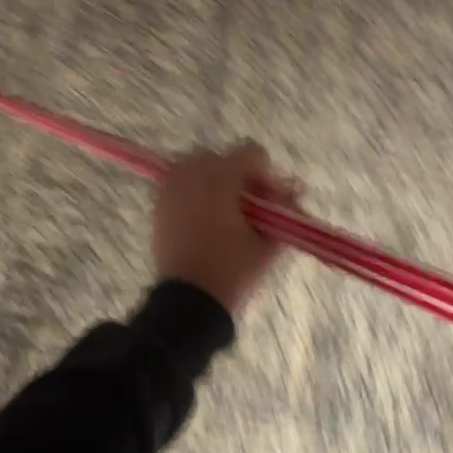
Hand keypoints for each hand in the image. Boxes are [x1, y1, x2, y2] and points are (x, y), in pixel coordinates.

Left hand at [152, 143, 300, 315]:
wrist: (187, 299)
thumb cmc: (231, 271)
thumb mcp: (269, 243)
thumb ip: (286, 211)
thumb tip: (294, 190)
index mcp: (220, 177)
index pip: (252, 153)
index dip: (266, 175)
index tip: (270, 202)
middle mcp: (191, 171)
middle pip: (224, 158)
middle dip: (241, 179)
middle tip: (251, 210)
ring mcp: (170, 185)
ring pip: (199, 166)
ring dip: (216, 181)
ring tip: (227, 214)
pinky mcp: (158, 201)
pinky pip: (181, 181)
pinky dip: (195, 191)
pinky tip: (205, 219)